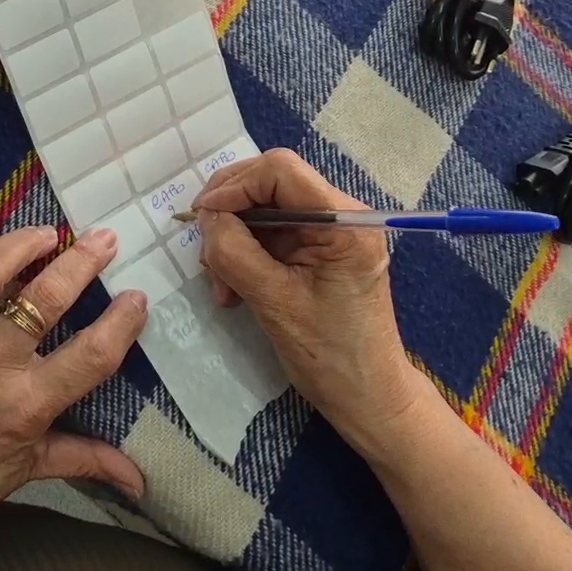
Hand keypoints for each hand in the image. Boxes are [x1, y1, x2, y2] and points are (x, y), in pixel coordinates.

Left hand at [0, 213, 148, 560]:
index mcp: (25, 406)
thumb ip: (85, 460)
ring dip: (19, 245)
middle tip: (104, 239)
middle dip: (81, 263)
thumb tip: (141, 480)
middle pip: (42, 301)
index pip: (90, 357)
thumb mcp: (26, 473)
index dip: (121, 323)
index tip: (137, 296)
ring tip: (46, 232)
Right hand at [193, 149, 421, 449]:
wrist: (367, 400)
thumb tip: (207, 217)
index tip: (204, 217)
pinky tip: (233, 287)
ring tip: (221, 283)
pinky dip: (244, 253)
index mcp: (344, 222)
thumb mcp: (273, 301)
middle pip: (269, 183)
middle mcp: (340, 215)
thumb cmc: (329, 355)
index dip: (235, 185)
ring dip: (233, 238)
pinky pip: (268, 232)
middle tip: (206, 250)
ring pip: (262, 208)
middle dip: (230, 212)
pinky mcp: (316, 249)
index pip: (280, 171)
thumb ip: (235, 251)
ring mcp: (328, 232)